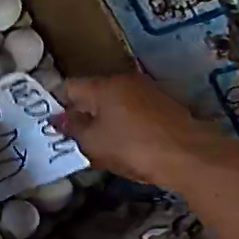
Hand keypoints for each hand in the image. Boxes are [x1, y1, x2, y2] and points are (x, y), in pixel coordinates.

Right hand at [59, 75, 238, 189]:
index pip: (68, 87)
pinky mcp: (163, 107)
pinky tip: (117, 144)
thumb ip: (70, 128)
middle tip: (66, 137)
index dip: (54, 104)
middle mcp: (126, 81)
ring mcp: (147, 92)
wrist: (190, 157)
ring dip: (99, 120)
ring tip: (91, 143)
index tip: (48, 125)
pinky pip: (130, 112)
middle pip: (91, 94)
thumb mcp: (91, 142)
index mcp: (104, 85)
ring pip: (112, 103)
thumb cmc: (132, 147)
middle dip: (77, 113)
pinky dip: (119, 124)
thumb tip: (57, 119)